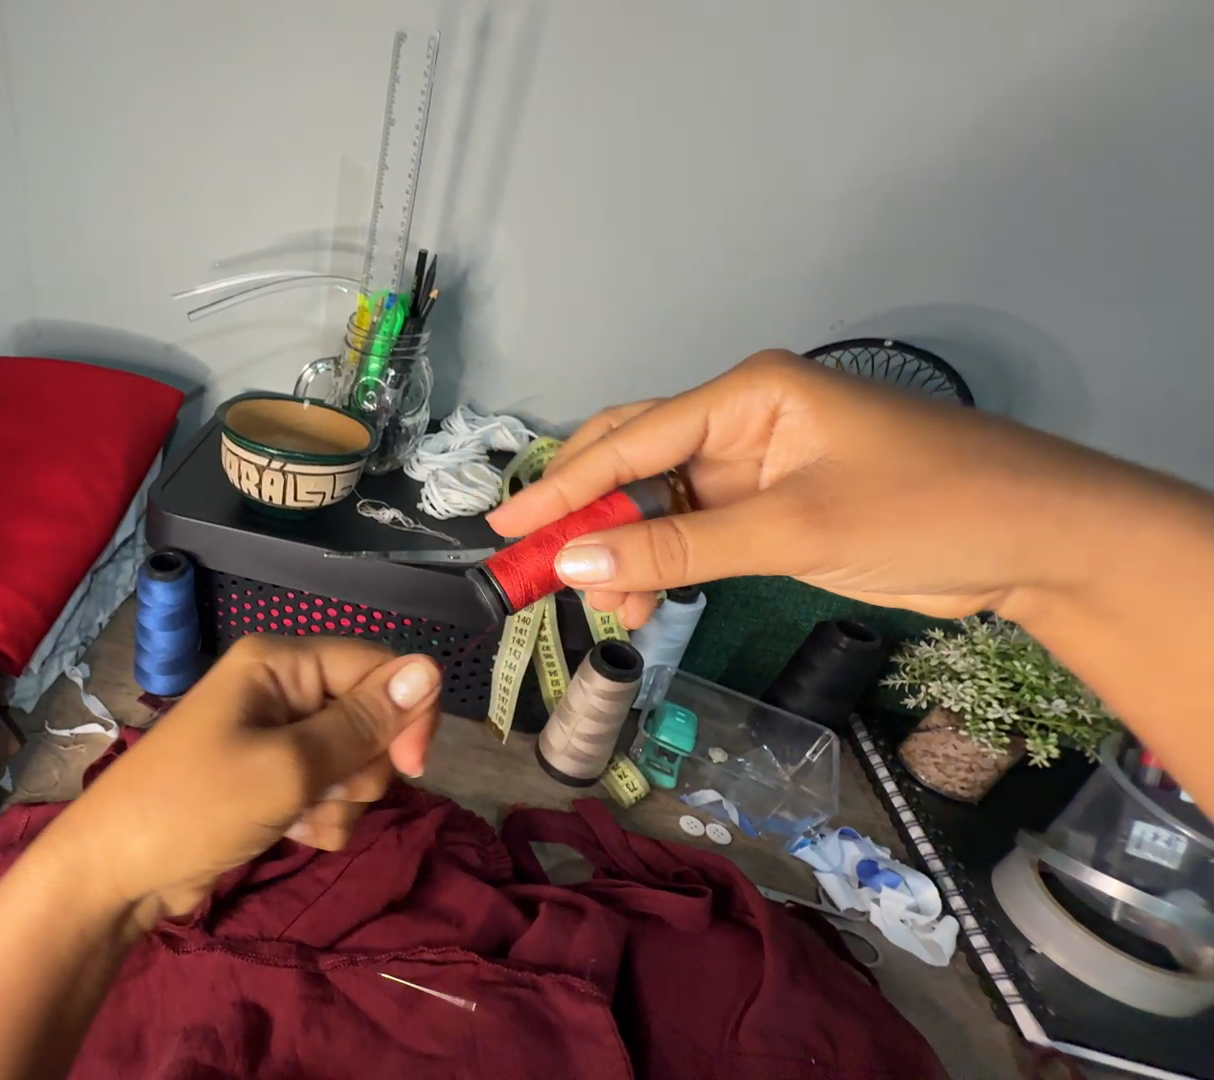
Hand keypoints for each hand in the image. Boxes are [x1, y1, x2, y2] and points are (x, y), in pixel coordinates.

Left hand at [32, 636, 441, 921]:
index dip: (405, 712)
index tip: (412, 768)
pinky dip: (318, 819)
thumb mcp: (288, 767)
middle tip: (317, 791)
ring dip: (337, 801)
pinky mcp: (275, 781)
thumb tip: (431, 667)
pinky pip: (329, 794)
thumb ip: (362, 722)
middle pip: (370, 718)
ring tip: (292, 819)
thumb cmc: (195, 806)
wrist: (118, 875)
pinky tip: (286, 834)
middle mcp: (283, 690)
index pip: (378, 666)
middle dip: (358, 767)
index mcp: (280, 662)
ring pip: (354, 764)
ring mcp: (278, 738)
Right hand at [485, 350, 1171, 626]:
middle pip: (627, 460)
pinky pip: (683, 532)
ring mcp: (744, 465)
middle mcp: (734, 421)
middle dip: (583, 516)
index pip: (630, 441)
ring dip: (621, 552)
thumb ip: (676, 549)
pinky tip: (639, 602)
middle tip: (536, 559)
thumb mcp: (790, 530)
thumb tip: (573, 567)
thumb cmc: (930, 511)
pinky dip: (657, 567)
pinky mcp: (757, 505)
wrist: (1051, 545)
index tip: (507, 526)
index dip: (562, 488)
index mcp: (744, 396)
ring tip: (603, 605)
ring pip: (650, 503)